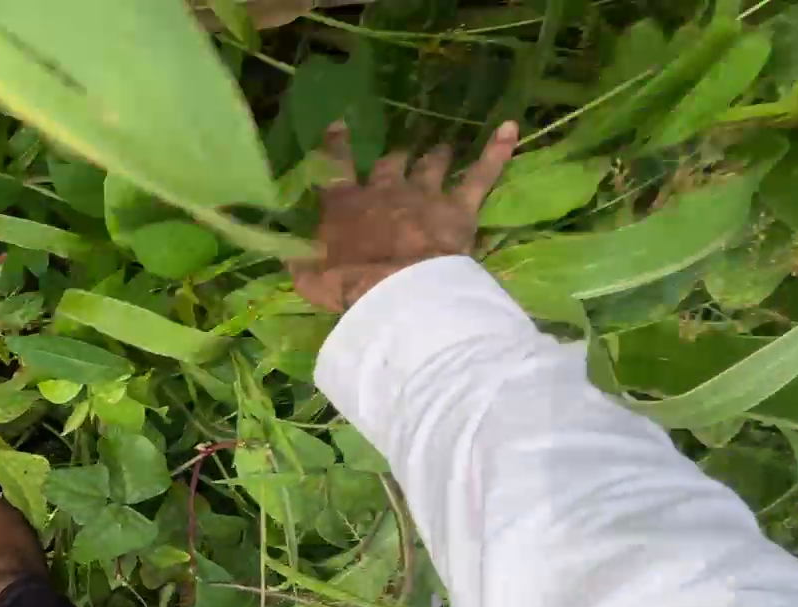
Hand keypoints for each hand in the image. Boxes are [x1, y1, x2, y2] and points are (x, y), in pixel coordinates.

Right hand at [290, 120, 518, 312]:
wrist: (395, 290)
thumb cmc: (344, 283)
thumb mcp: (308, 276)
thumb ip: (300, 259)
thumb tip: (286, 251)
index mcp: (344, 207)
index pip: (335, 169)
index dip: (335, 147)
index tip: (338, 125)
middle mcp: (384, 191)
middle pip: (389, 164)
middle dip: (391, 160)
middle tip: (395, 158)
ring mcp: (425, 195)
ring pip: (432, 164)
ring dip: (435, 156)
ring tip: (440, 150)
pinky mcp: (459, 206)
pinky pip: (483, 173)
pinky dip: (497, 151)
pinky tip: (510, 128)